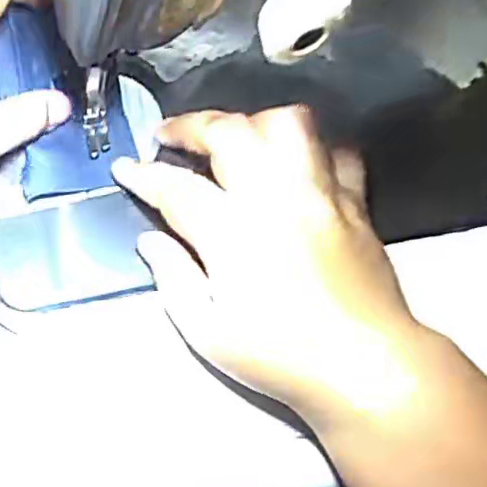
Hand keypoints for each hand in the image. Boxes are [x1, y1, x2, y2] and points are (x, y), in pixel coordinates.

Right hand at [111, 107, 430, 423]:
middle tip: (168, 137)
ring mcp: (321, 194)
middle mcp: (277, 198)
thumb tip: (151, 242)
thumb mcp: (207, 331)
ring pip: (286, 125)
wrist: (361, 363)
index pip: (178, 188)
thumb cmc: (278, 356)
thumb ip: (174, 279)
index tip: (126, 169)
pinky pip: (332, 152)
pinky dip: (306, 149)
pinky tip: (291, 166)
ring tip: (231, 140)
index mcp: (233, 233)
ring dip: (250, 123)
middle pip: (232, 134)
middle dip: (192, 127)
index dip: (145, 175)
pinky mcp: (354, 203)